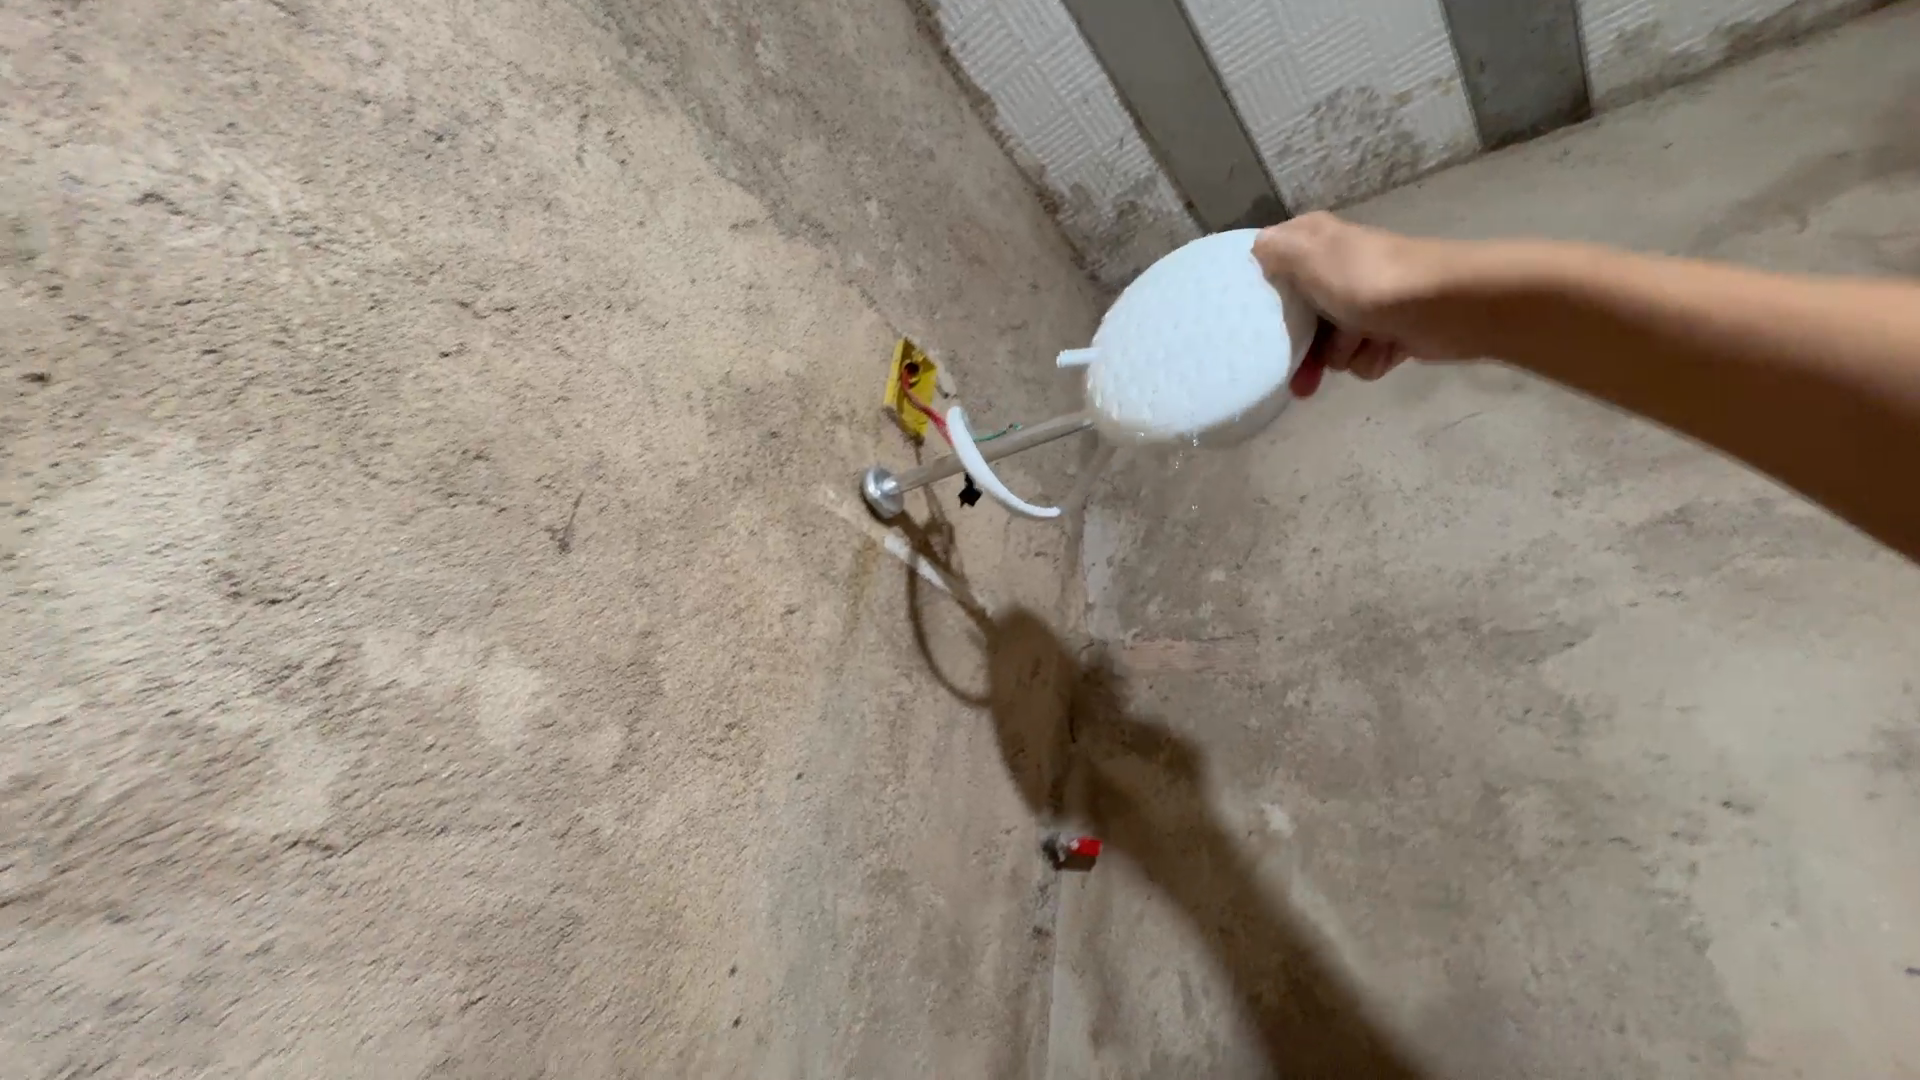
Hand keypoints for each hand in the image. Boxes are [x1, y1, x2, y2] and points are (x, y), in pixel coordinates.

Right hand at [1254, 212, 1473, 397]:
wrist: (1447, 306)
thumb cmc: (1370, 281)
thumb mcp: (1310, 256)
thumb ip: (1276, 250)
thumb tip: (1256, 246)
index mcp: (1317, 244)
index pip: (1273, 267)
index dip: (1261, 296)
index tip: (1251, 321)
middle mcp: (1338, 270)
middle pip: (1297, 317)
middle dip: (1298, 346)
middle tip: (1290, 371)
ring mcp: (1364, 303)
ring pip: (1328, 345)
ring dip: (1338, 354)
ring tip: (1355, 347)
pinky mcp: (1389, 332)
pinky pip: (1361, 359)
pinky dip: (1369, 359)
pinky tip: (1381, 350)